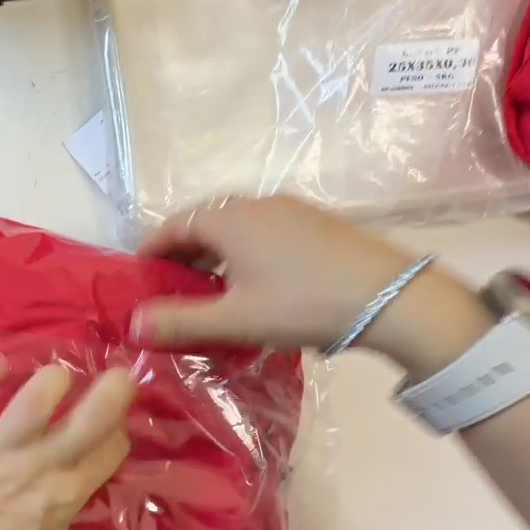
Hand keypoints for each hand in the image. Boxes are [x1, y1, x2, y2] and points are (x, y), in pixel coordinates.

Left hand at [0, 363, 134, 529]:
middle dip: (114, 389)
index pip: (112, 448)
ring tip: (54, 378)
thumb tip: (86, 461)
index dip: (119, 428)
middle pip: (91, 420)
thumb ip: (70, 495)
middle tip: (117, 374)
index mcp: (66, 493)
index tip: (111, 420)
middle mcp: (38, 467)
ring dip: (51, 380)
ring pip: (33, 402)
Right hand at [128, 197, 493, 374]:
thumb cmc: (304, 304)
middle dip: (181, 251)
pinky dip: (241, 250)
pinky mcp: (317, 223)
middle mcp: (258, 204)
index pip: (175, 224)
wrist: (397, 299)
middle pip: (204, 221)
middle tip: (169, 284)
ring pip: (235, 226)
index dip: (152, 247)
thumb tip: (132, 325)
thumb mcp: (235, 320)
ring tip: (207, 287)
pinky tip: (250, 281)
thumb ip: (179, 322)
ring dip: (212, 252)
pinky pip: (262, 230)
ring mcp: (292, 210)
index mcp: (231, 220)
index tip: (139, 273)